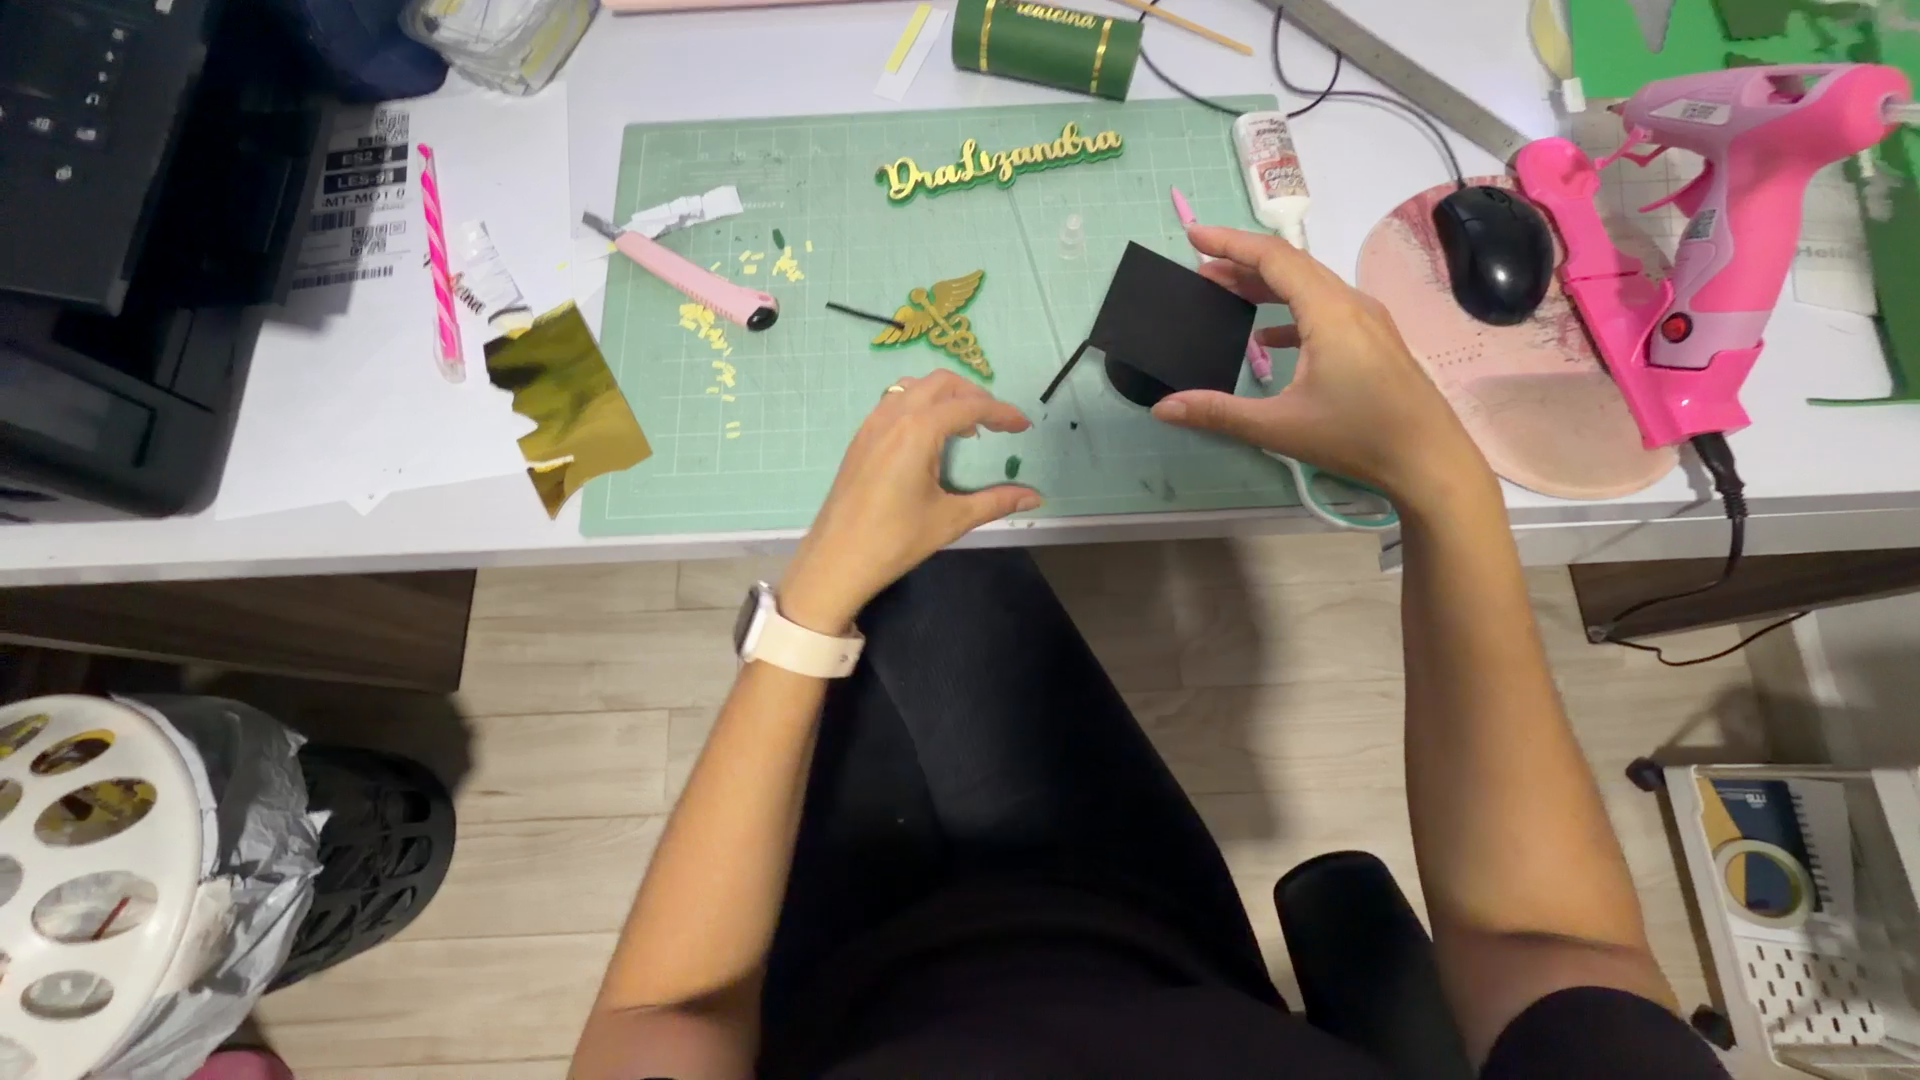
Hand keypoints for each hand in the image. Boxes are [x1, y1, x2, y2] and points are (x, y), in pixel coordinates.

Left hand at [781, 370, 1038, 632]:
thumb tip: (1035, 497)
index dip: (1002, 413)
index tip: (1023, 426)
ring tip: (965, 427)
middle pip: (942, 383)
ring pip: (914, 387)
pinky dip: (920, 406)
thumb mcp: (951, 519)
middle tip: (996, 423)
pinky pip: (894, 402)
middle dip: (974, 395)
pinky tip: (929, 438)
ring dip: (945, 396)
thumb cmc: (895, 540)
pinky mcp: (860, 438)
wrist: (837, 560)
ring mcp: (872, 424)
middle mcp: (893, 416)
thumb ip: (996, 501)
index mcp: (918, 430)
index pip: (969, 406)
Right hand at [1152, 226, 1491, 506]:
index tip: (1193, 236)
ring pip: (1310, 287)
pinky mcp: (1374, 342)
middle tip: (1199, 268)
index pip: (1273, 258)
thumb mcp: (1277, 426)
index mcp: (1329, 312)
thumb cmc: (1355, 437)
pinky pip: (1324, 310)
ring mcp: (1368, 322)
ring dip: (1266, 287)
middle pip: (1291, 266)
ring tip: (1226, 294)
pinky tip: (1267, 338)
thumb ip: (1217, 412)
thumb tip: (1162, 407)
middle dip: (1241, 263)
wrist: (1428, 460)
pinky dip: (1289, 313)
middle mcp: (1350, 305)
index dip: (1230, 243)